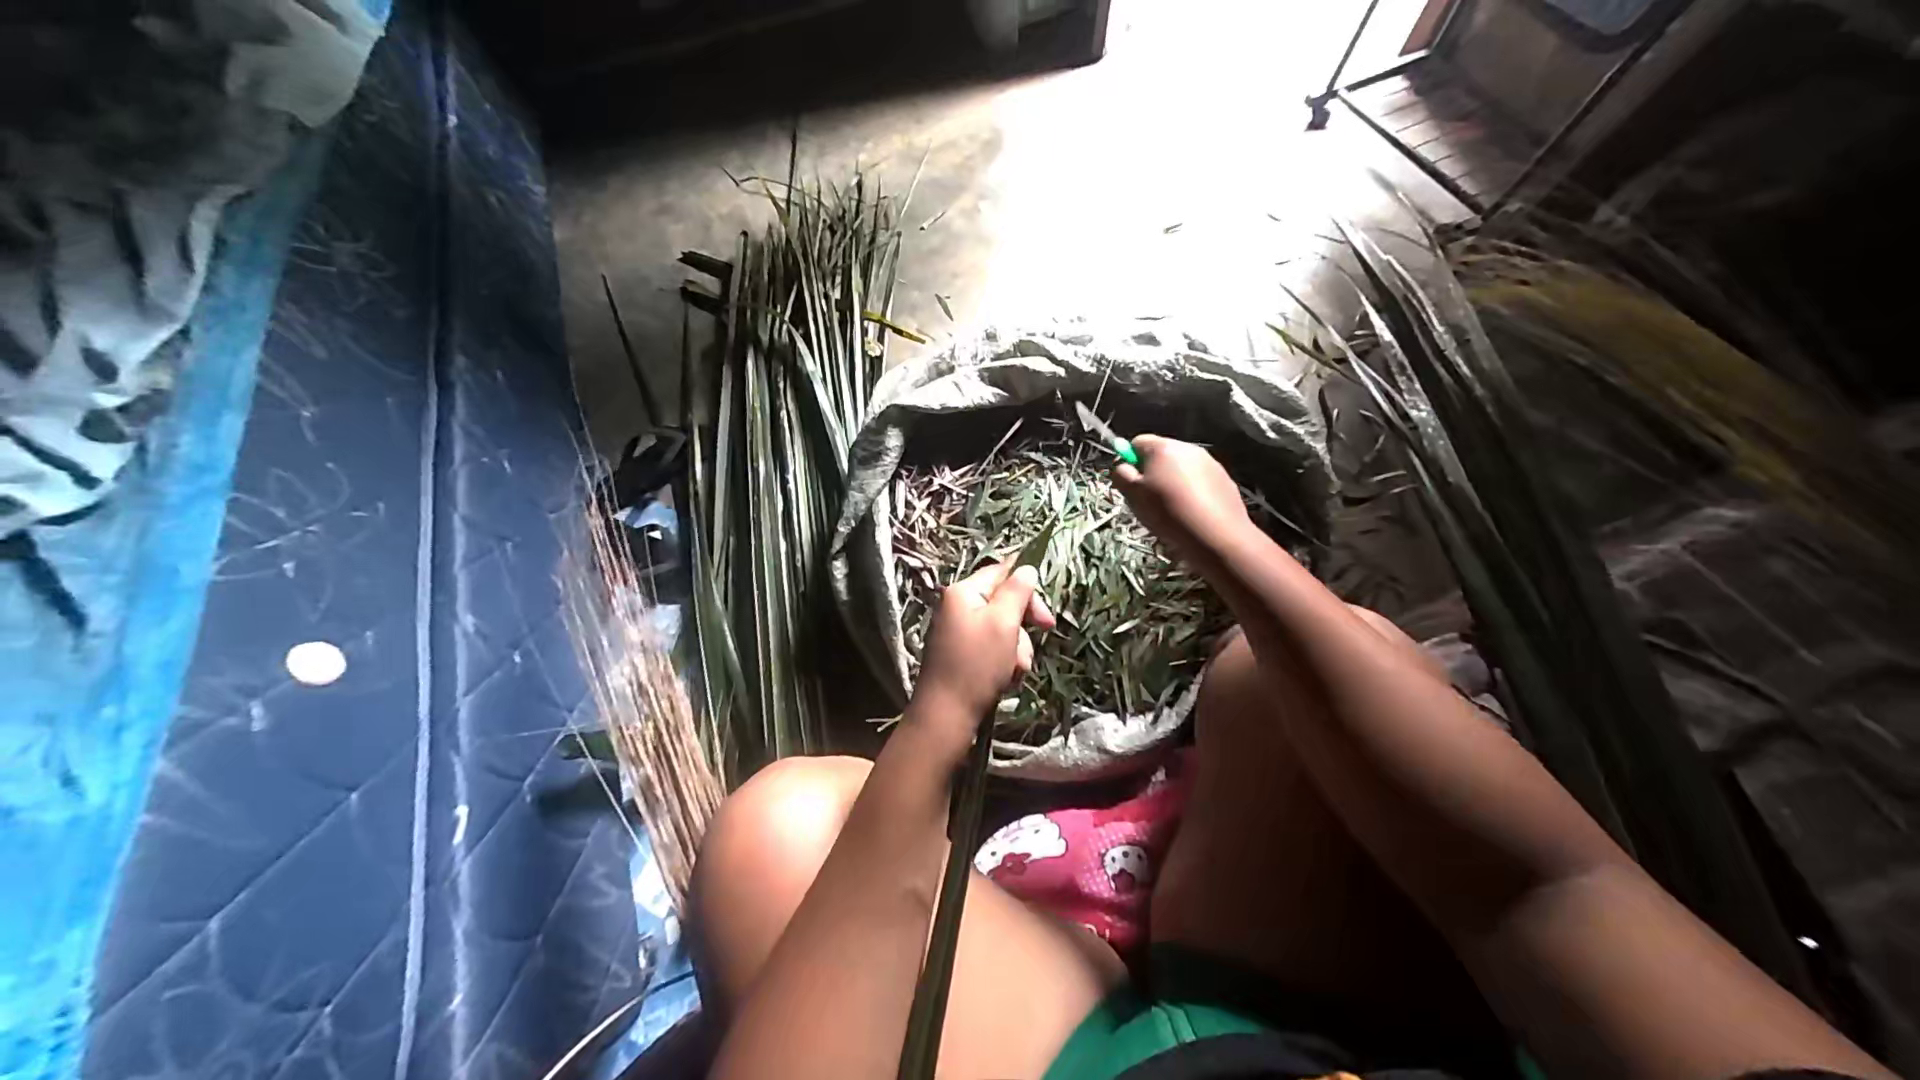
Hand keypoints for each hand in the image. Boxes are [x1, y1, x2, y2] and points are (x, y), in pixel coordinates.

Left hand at [913, 558, 1055, 737]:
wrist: (946, 714)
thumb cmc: (976, 665)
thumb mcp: (1003, 624)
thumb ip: (1017, 592)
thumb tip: (1027, 567)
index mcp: (963, 592)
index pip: (1003, 572)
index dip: (1028, 590)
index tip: (1046, 618)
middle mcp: (958, 606)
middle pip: (1006, 603)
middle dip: (1022, 629)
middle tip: (1030, 650)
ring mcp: (960, 631)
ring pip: (1004, 630)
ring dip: (1016, 650)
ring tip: (1011, 670)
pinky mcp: (963, 653)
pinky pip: (994, 649)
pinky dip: (1004, 662)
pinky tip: (1004, 679)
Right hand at [1114, 434, 1252, 560]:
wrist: (1216, 536)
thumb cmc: (1168, 513)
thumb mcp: (1133, 495)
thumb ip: (1121, 475)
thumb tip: (1123, 467)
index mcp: (1163, 447)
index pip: (1137, 442)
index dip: (1130, 461)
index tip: (1132, 484)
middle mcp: (1189, 448)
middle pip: (1162, 454)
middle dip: (1153, 472)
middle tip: (1151, 500)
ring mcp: (1210, 463)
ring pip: (1182, 468)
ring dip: (1174, 482)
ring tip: (1174, 510)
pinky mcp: (1225, 479)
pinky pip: (1201, 481)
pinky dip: (1193, 492)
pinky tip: (1193, 513)